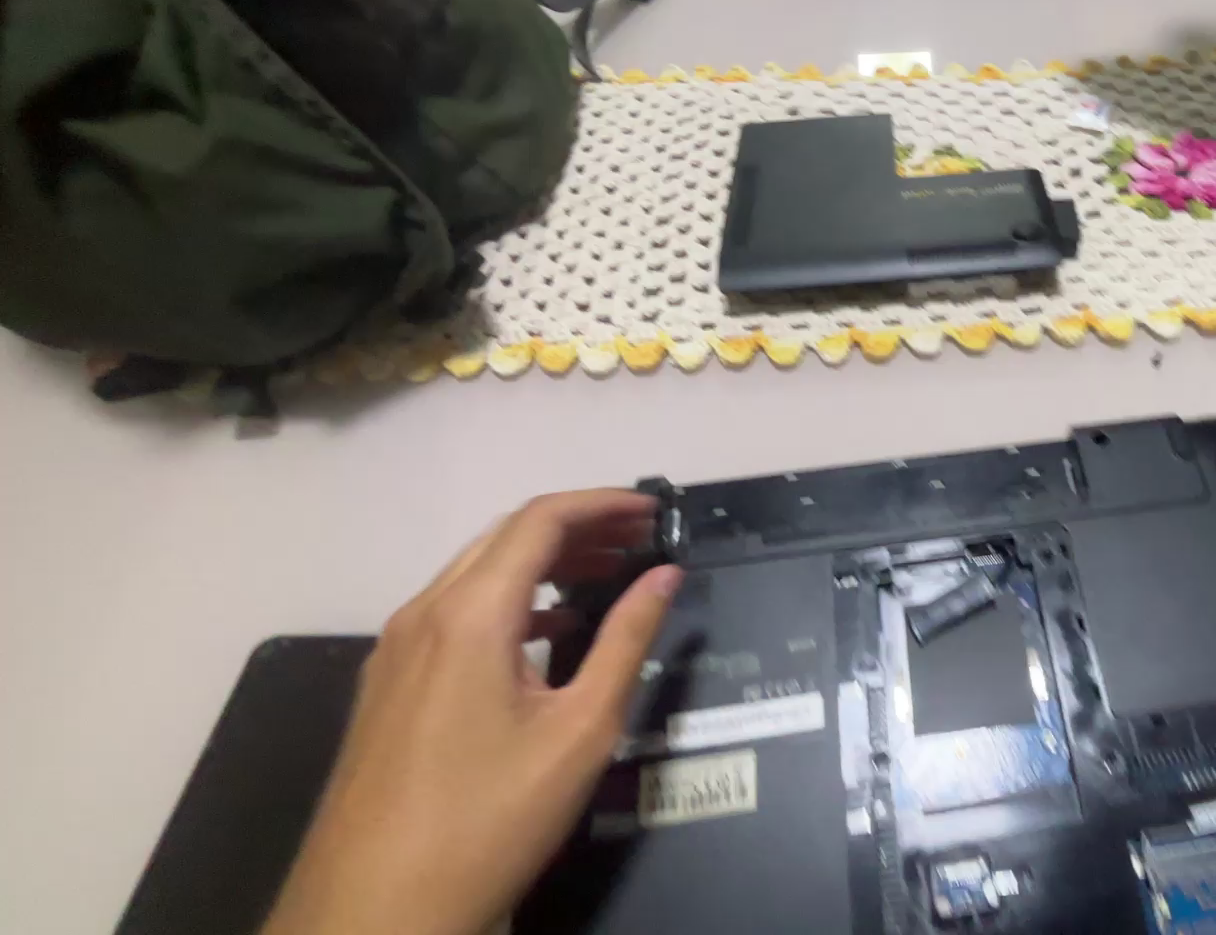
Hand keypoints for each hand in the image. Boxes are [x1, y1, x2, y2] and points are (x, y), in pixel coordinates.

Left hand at [261, 489, 681, 934]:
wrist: (369, 922)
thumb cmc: (489, 820)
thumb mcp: (581, 728)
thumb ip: (627, 639)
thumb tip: (666, 575)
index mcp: (470, 616)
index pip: (541, 520)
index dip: (603, 503)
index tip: (654, 511)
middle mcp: (424, 615)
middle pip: (508, 536)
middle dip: (581, 526)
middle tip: (642, 538)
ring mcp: (397, 650)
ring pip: (480, 571)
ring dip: (547, 560)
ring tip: (610, 572)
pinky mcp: (390, 683)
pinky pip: (459, 611)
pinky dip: (516, 598)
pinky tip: (556, 629)